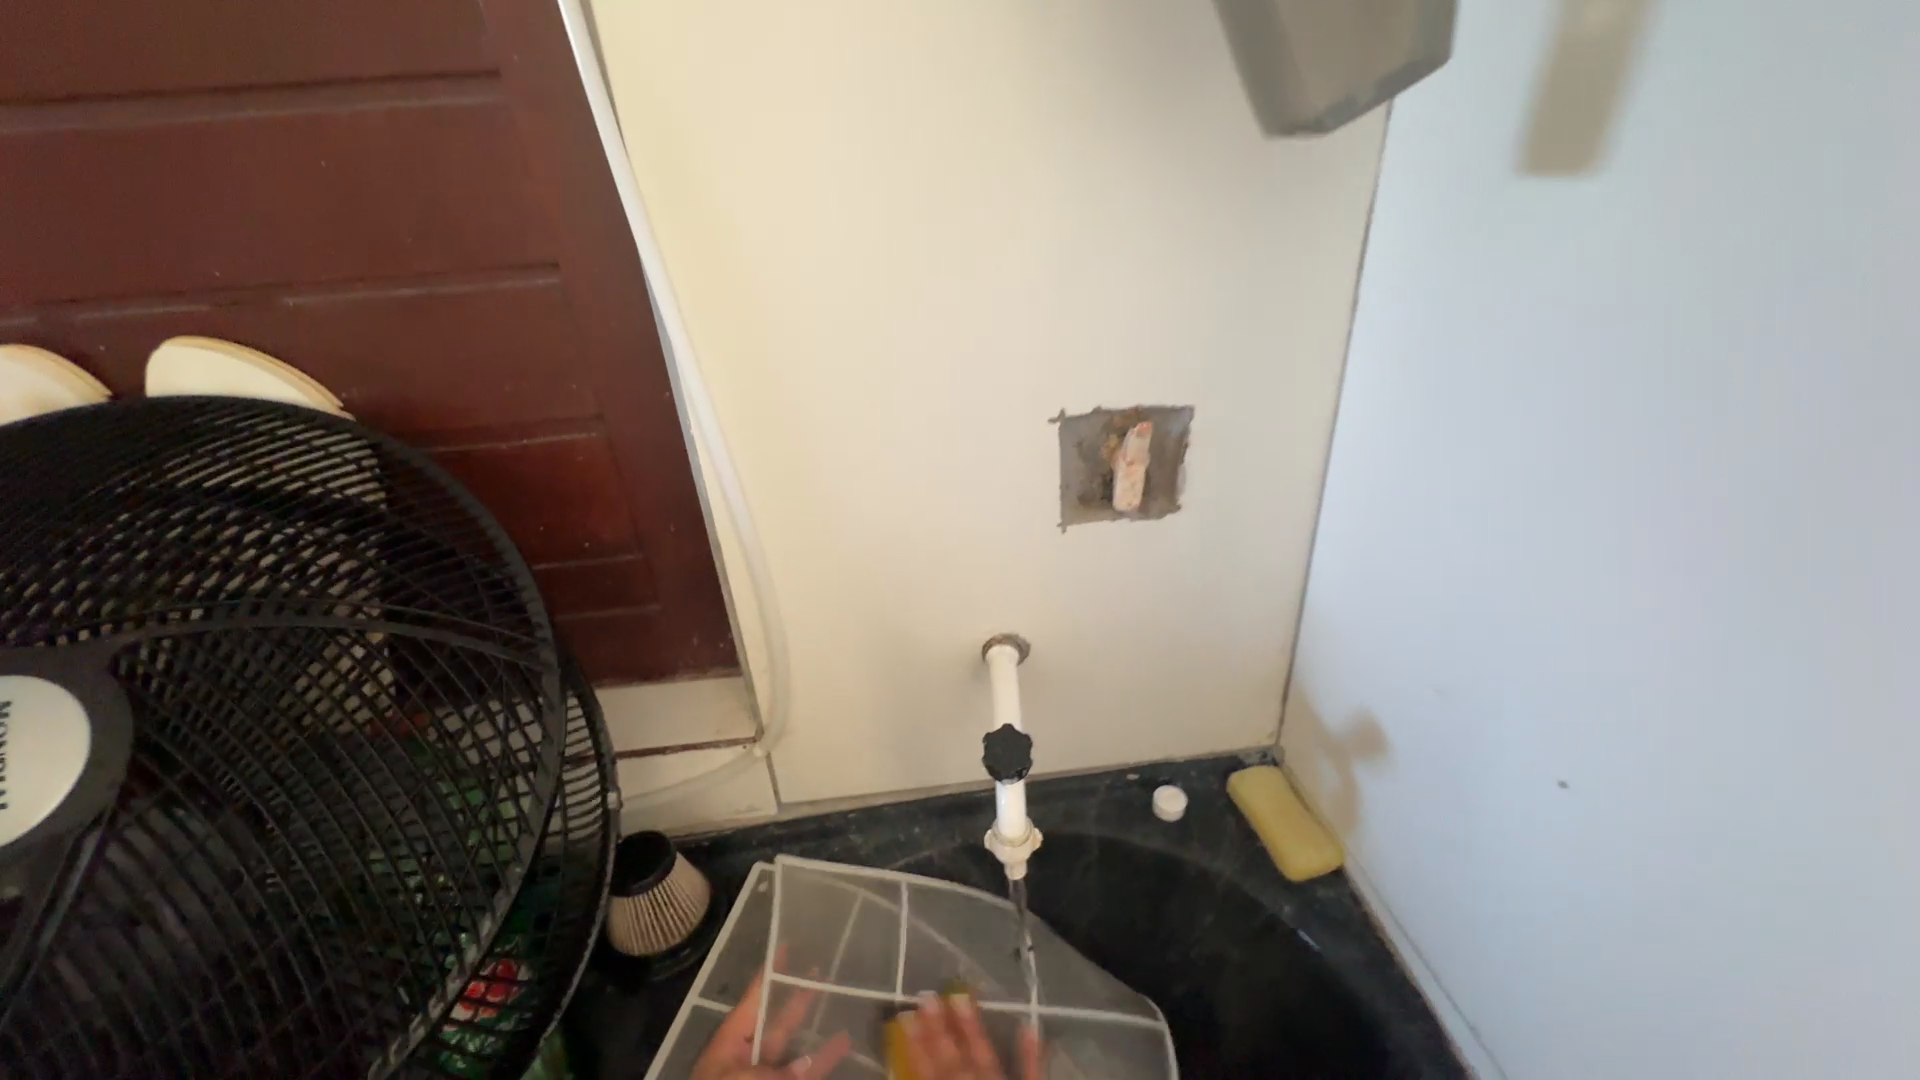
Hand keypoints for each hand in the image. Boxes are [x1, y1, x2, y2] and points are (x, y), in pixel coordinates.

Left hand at [690, 969, 852, 1078]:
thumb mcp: (736, 1079)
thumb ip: (772, 1071)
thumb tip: (805, 1066)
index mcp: (732, 1040)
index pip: (754, 997)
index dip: (770, 972)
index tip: (786, 945)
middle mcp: (750, 1055)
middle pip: (778, 1019)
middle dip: (797, 997)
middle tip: (818, 970)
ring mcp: (765, 1075)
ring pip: (796, 1049)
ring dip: (818, 1031)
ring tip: (841, 1004)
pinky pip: (804, 1074)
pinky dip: (823, 1061)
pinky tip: (844, 1045)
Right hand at [899, 993, 1043, 1079]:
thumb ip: (930, 1079)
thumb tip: (902, 1073)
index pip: (930, 1073)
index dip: (916, 1045)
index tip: (905, 1014)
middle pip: (954, 1062)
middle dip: (939, 1029)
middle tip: (926, 994)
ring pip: (986, 1059)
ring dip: (974, 1029)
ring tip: (963, 996)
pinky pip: (1032, 1074)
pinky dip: (1032, 1052)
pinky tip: (1029, 1025)